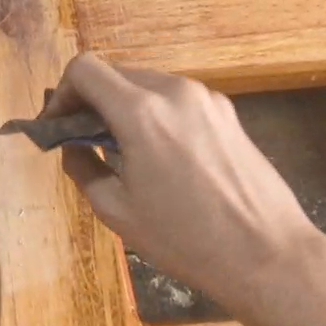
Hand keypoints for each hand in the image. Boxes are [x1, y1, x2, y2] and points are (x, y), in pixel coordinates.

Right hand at [49, 54, 324, 314]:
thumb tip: (72, 146)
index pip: (84, 69)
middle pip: (114, 73)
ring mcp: (205, 98)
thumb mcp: (116, 210)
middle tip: (81, 139)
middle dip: (89, 100)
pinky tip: (160, 155)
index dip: (61, 93)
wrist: (268, 255)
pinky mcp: (227, 112)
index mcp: (140, 112)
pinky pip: (175, 99)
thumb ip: (82, 166)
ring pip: (145, 84)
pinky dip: (154, 113)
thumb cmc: (185, 239)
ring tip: (121, 149)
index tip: (57, 125)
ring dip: (122, 106)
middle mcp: (173, 91)